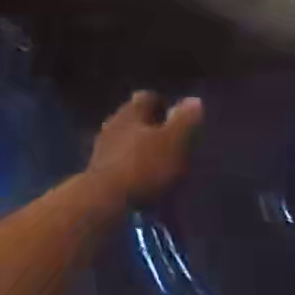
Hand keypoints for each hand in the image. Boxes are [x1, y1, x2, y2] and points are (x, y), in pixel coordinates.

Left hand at [84, 92, 201, 206]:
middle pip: (135, 117)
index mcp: (130, 112)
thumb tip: (194, 100)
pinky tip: (145, 176)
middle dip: (153, 125)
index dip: (162, 103)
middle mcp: (113, 122)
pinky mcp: (100, 165)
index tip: (177, 117)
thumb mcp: (173, 142)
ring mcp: (103, 144)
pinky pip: (121, 157)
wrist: (106, 196)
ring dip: (142, 145)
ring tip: (162, 161)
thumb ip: (184, 121)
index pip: (146, 97)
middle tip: (173, 140)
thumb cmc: (144, 165)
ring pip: (126, 137)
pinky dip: (134, 162)